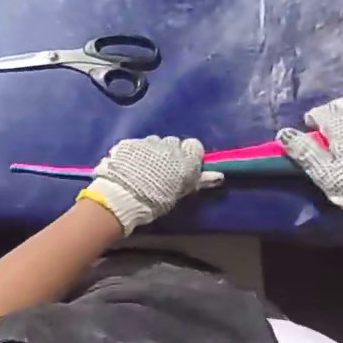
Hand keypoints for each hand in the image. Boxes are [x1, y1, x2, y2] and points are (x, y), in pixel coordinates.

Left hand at [78, 135, 224, 233]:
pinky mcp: (129, 142)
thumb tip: (220, 176)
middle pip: (174, 143)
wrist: (122, 195)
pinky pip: (137, 145)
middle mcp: (168, 145)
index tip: (183, 168)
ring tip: (144, 169)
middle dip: (170, 154)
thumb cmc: (156, 200)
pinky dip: (136, 152)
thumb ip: (200, 181)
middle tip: (163, 171)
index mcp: (185, 157)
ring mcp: (147, 142)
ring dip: (153, 152)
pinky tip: (129, 166)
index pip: (195, 146)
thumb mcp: (180, 193)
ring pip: (155, 143)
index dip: (189, 156)